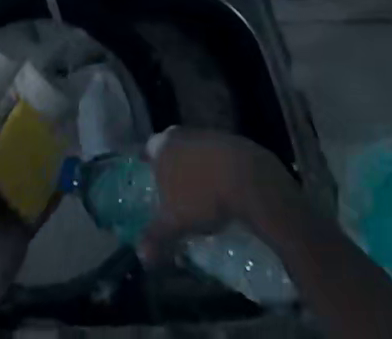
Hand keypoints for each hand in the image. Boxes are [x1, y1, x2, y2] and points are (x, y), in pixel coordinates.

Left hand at [0, 126, 53, 302]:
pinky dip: (54, 197)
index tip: (26, 119)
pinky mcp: (26, 227)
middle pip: (15, 166)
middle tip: (50, 133)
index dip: (7, 137)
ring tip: (63, 152)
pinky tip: (67, 181)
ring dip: (44, 172)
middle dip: (30, 152)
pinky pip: (42, 209)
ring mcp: (12, 209)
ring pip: (31, 185)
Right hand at [138, 127, 300, 261]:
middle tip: (173, 185)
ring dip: (197, 165)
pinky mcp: (233, 141)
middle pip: (172, 146)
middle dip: (172, 163)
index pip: (148, 150)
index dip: (148, 162)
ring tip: (201, 190)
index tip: (149, 174)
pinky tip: (224, 188)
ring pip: (196, 149)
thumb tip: (142, 256)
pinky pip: (219, 155)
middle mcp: (182, 135)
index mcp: (162, 146)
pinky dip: (218, 168)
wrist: (249, 179)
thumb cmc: (202, 196)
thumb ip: (156, 236)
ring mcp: (209, 135)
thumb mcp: (175, 222)